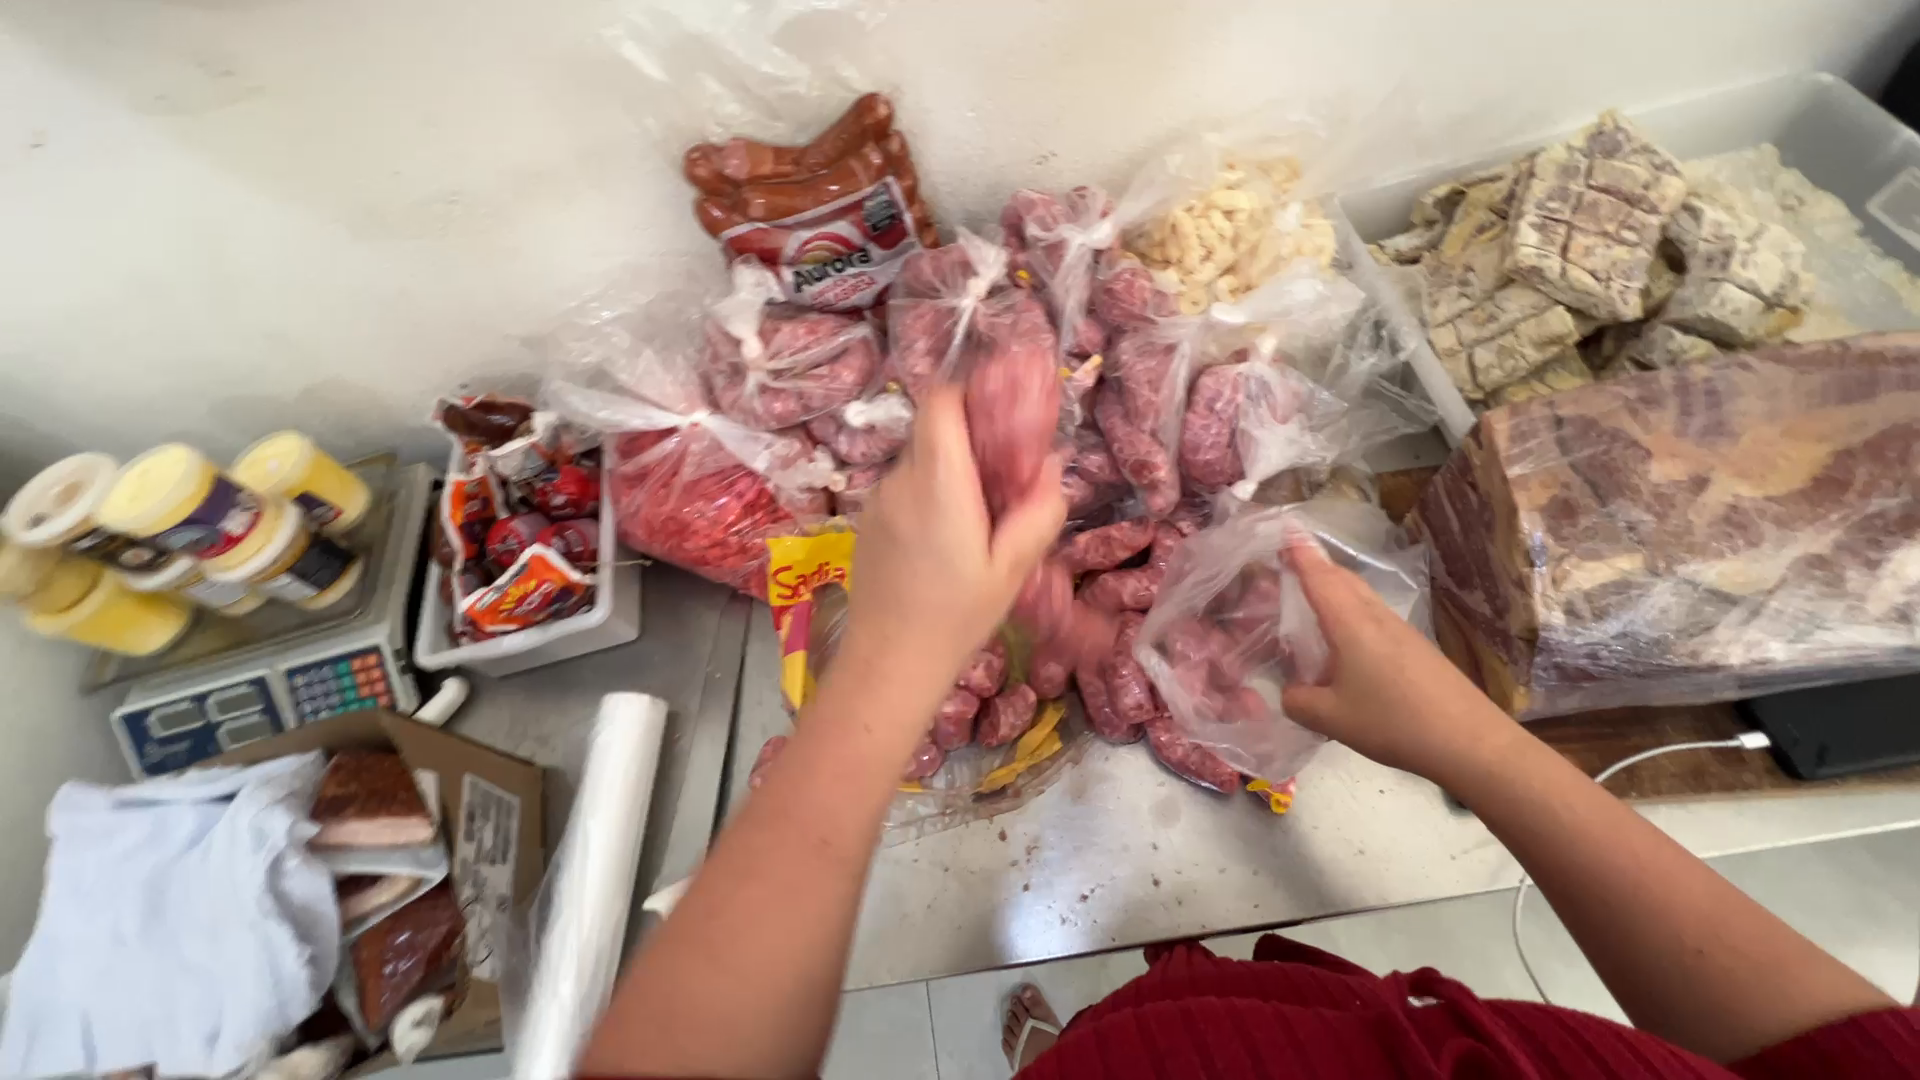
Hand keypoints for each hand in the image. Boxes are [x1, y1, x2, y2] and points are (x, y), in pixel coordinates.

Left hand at [845, 386, 1064, 688]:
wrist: (888, 663)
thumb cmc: (956, 618)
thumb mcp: (1014, 570)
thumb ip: (1040, 510)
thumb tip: (1049, 464)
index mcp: (939, 483)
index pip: (941, 402)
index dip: (970, 394)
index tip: (1000, 415)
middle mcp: (901, 480)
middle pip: (935, 431)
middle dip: (971, 442)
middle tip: (1004, 478)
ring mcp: (877, 500)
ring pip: (920, 462)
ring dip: (951, 473)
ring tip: (978, 518)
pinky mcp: (867, 521)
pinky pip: (904, 488)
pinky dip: (929, 495)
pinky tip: (944, 540)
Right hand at [1278, 532, 1519, 782]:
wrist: (1472, 743)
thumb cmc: (1395, 722)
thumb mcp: (1330, 718)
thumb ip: (1297, 701)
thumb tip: (1288, 692)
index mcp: (1350, 625)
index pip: (1319, 578)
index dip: (1300, 552)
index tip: (1285, 527)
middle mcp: (1376, 619)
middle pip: (1343, 580)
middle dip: (1316, 564)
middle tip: (1290, 558)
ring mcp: (1401, 632)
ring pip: (1360, 597)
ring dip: (1334, 588)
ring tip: (1311, 595)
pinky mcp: (1416, 649)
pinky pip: (1372, 617)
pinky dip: (1350, 612)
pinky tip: (1343, 639)